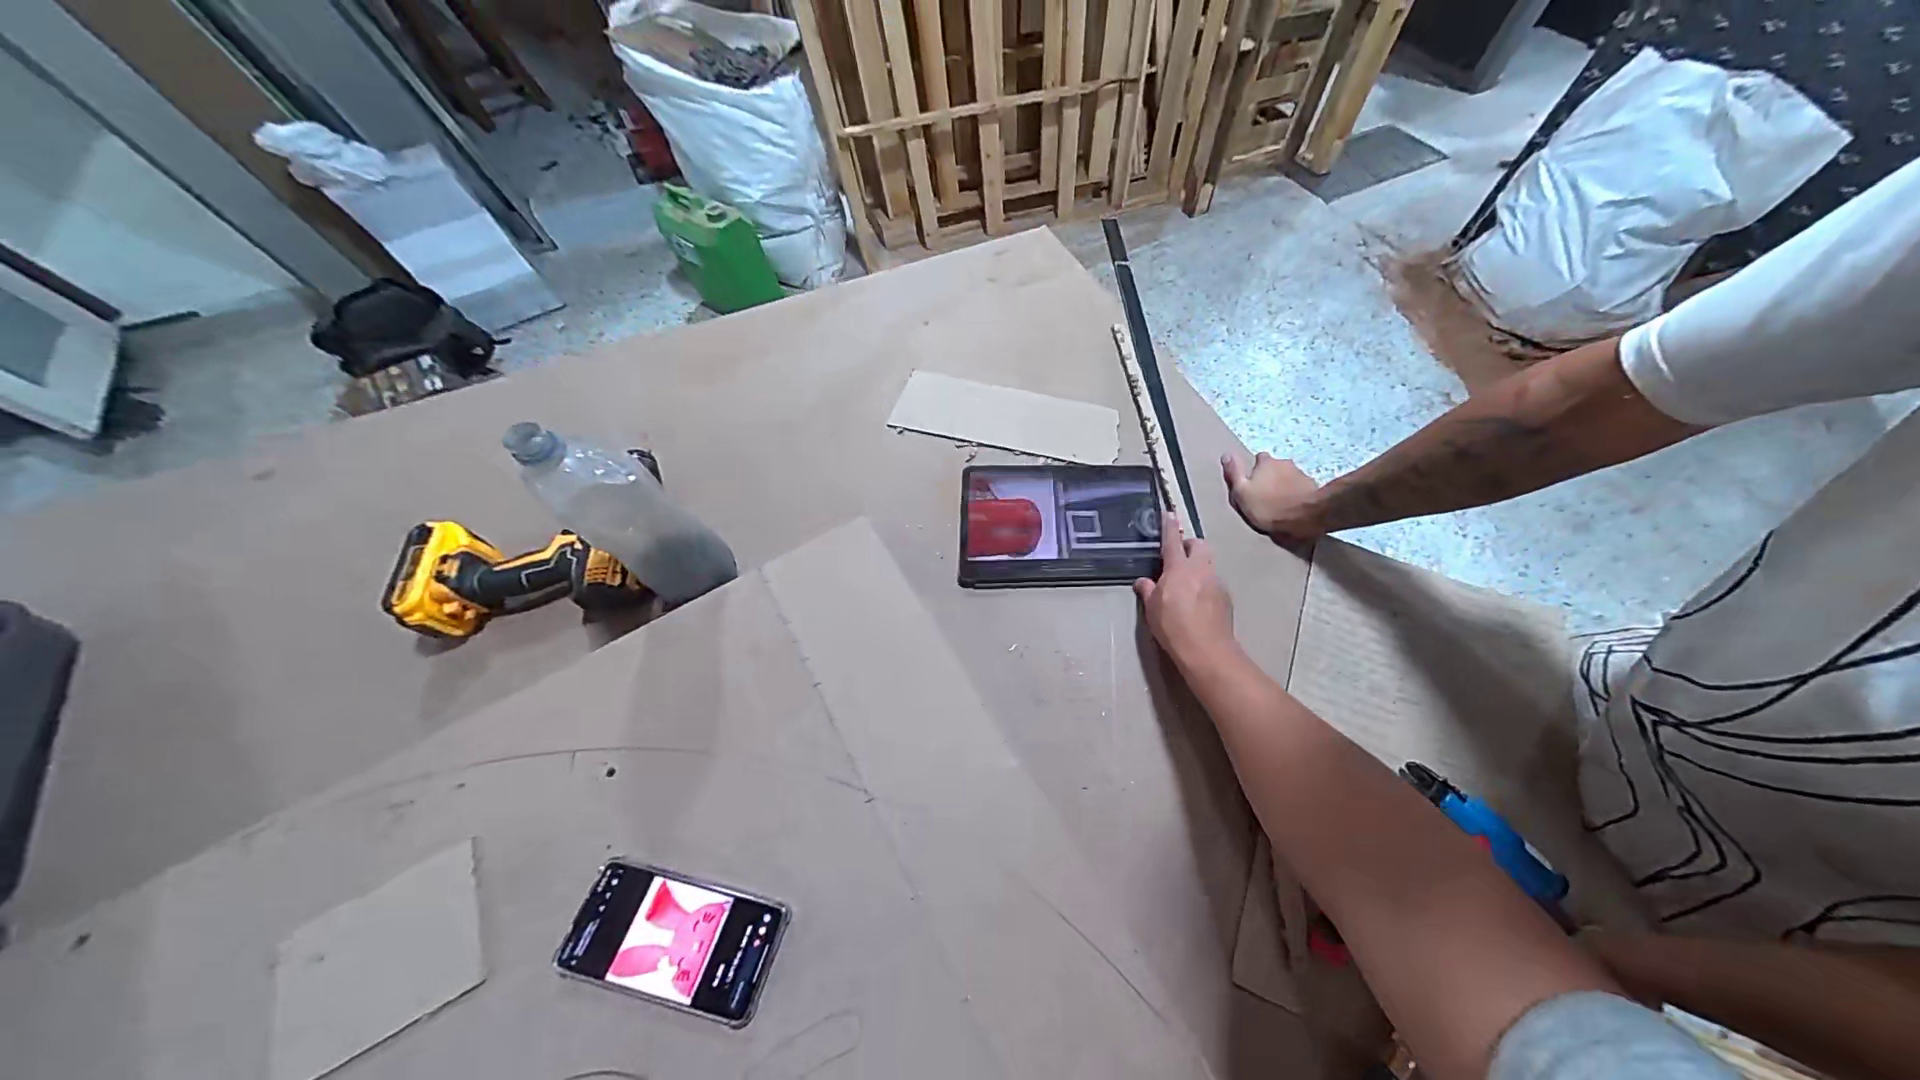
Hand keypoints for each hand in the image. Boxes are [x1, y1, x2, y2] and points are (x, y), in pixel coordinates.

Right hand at [1134, 513, 1236, 667]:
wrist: (1206, 650)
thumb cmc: (1173, 627)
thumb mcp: (1151, 609)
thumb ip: (1147, 590)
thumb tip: (1144, 582)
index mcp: (1179, 568)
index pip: (1173, 540)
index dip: (1169, 526)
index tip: (1168, 514)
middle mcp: (1200, 570)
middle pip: (1199, 545)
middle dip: (1189, 545)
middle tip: (1177, 557)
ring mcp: (1216, 583)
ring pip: (1207, 564)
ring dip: (1197, 567)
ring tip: (1185, 585)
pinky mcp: (1226, 597)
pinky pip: (1213, 582)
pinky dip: (1205, 585)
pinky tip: (1197, 603)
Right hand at [1223, 452, 1323, 540]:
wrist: (1305, 517)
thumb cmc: (1268, 506)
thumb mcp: (1242, 493)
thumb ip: (1234, 473)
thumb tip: (1226, 455)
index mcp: (1266, 462)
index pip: (1260, 458)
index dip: (1256, 469)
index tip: (1253, 483)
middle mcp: (1285, 462)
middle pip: (1276, 466)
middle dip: (1272, 476)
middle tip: (1267, 494)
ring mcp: (1301, 473)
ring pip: (1289, 476)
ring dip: (1285, 484)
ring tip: (1281, 501)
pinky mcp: (1313, 486)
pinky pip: (1301, 487)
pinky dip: (1297, 493)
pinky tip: (1294, 505)